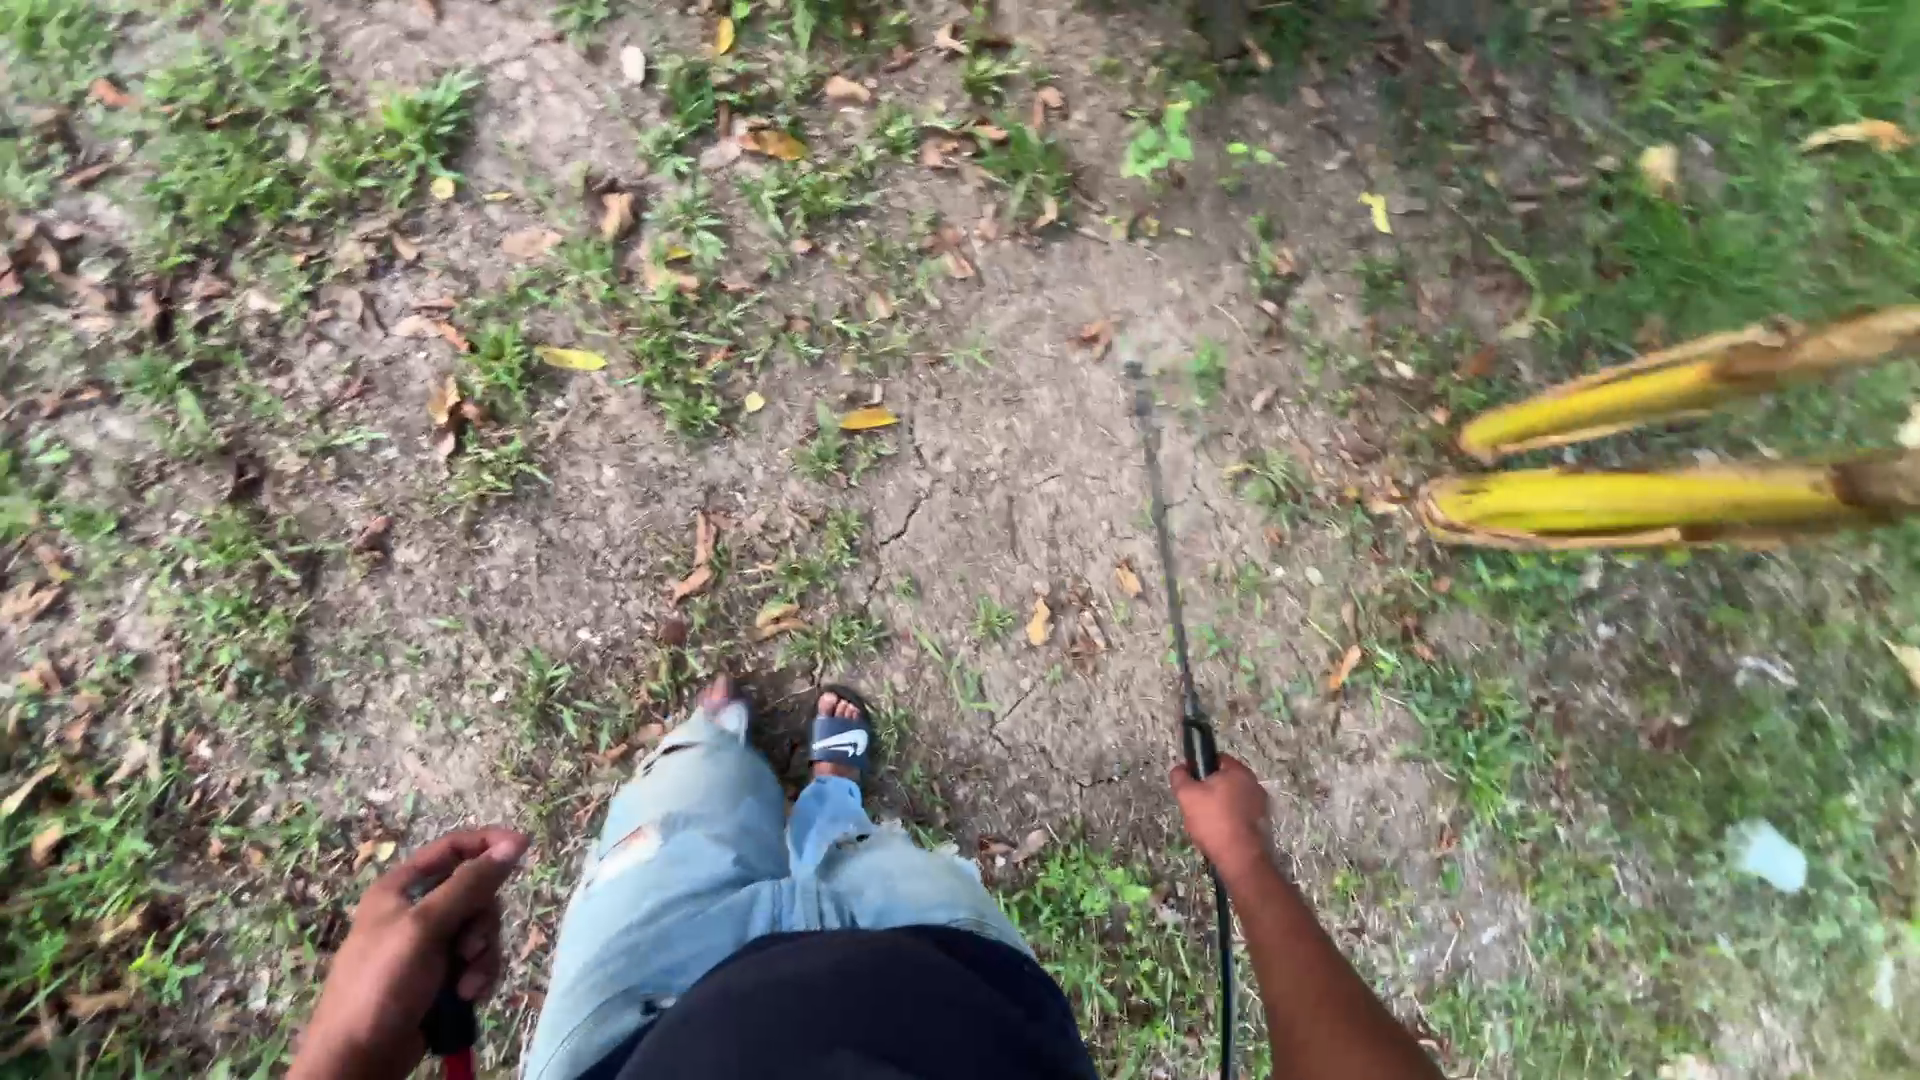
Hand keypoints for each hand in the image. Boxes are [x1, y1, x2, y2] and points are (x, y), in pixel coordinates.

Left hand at [289, 827, 529, 1079]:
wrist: (358, 1062)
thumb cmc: (382, 985)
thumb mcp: (426, 927)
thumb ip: (471, 883)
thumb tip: (515, 843)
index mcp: (402, 888)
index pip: (455, 847)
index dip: (489, 843)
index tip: (523, 849)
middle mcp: (418, 909)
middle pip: (477, 891)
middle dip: (483, 922)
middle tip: (471, 947)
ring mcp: (430, 942)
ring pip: (482, 926)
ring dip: (482, 955)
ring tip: (466, 983)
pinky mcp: (442, 972)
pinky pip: (479, 957)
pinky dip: (479, 974)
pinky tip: (466, 995)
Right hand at [1168, 755, 1272, 880]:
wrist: (1240, 858)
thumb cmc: (1213, 820)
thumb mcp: (1186, 795)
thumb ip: (1180, 776)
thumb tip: (1181, 769)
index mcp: (1239, 771)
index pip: (1217, 758)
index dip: (1200, 767)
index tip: (1190, 783)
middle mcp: (1254, 784)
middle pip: (1225, 779)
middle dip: (1209, 789)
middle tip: (1195, 804)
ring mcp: (1261, 804)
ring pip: (1232, 797)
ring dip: (1219, 804)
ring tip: (1206, 821)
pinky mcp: (1262, 823)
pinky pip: (1240, 813)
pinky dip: (1229, 818)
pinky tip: (1219, 832)